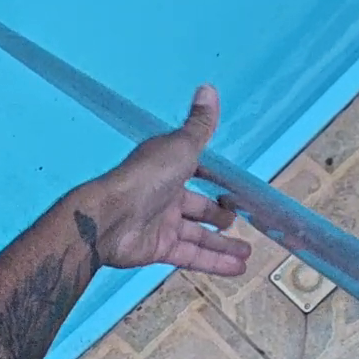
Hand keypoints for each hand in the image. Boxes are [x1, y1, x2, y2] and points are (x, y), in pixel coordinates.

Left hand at [72, 85, 250, 275]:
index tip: (234, 188)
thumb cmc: (146, 177)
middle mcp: (164, 198)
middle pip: (197, 209)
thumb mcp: (180, 146)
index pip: (196, 174)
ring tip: (247, 254)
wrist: (110, 217)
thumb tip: (208, 88)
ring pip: (197, 237)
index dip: (214, 181)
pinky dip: (213, 263)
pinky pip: (191, 256)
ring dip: (222, 245)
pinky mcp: (157, 250)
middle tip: (239, 223)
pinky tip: (237, 269)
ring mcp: (160, 226)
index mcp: (169, 170)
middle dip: (218, 217)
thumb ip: (199, 126)